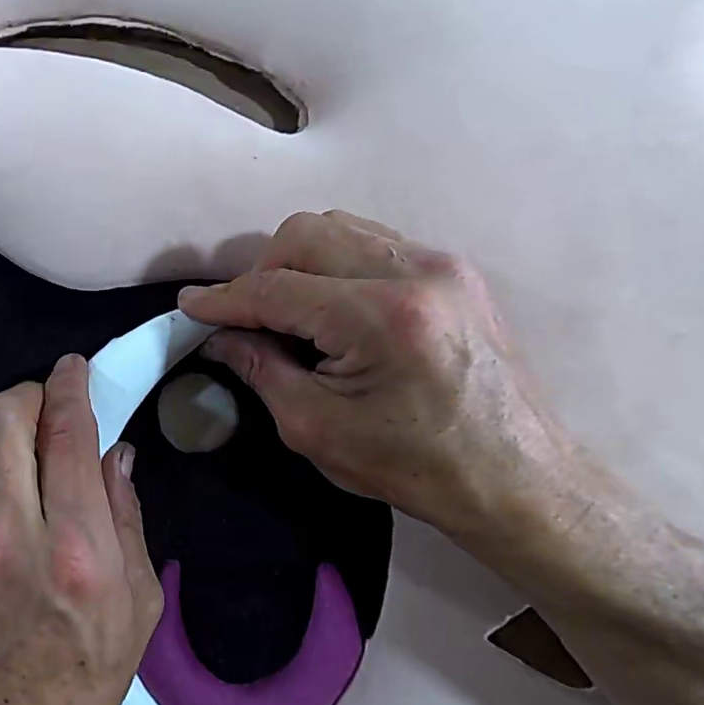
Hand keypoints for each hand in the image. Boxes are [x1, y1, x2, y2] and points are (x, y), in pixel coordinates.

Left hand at [0, 355, 160, 704]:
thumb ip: (126, 517)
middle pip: (1, 418)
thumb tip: (114, 453)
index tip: (75, 368)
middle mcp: (8, 536)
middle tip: (47, 408)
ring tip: (22, 452)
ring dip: (0, 428)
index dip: (72, 387)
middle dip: (28, 395)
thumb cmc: (82, 671)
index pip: (68, 436)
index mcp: (75, 550)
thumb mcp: (138, 603)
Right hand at [178, 211, 599, 555]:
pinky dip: (338, 264)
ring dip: (300, 262)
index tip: (190, 306)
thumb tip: (219, 336)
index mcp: (379, 318)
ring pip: (341, 228)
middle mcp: (414, 271)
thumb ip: (260, 369)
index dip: (224, 298)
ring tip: (291, 312)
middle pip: (305, 234)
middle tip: (247, 317)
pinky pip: (375, 243)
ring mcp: (442, 263)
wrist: (513, 476)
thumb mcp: (317, 429)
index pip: (277, 288)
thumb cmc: (414, 468)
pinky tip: (335, 307)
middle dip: (262, 271)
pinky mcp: (455, 270)